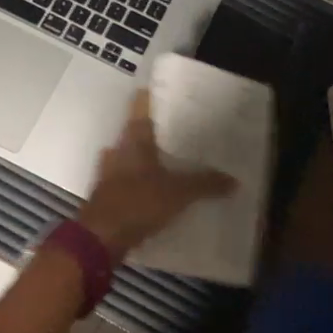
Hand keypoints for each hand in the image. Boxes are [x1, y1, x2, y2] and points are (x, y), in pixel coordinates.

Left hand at [76, 92, 236, 258]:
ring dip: (148, 157)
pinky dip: (140, 182)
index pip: (141, 104)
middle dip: (158, 131)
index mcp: (134, 138)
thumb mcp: (178, 193)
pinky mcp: (107, 193)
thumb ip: (205, 184)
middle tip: (184, 131)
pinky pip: (127, 180)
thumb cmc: (138, 203)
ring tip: (174, 161)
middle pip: (138, 130)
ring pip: (131, 155)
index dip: (154, 95)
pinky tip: (158, 190)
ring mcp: (109, 171)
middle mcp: (119, 148)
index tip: (172, 93)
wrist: (99, 239)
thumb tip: (234, 180)